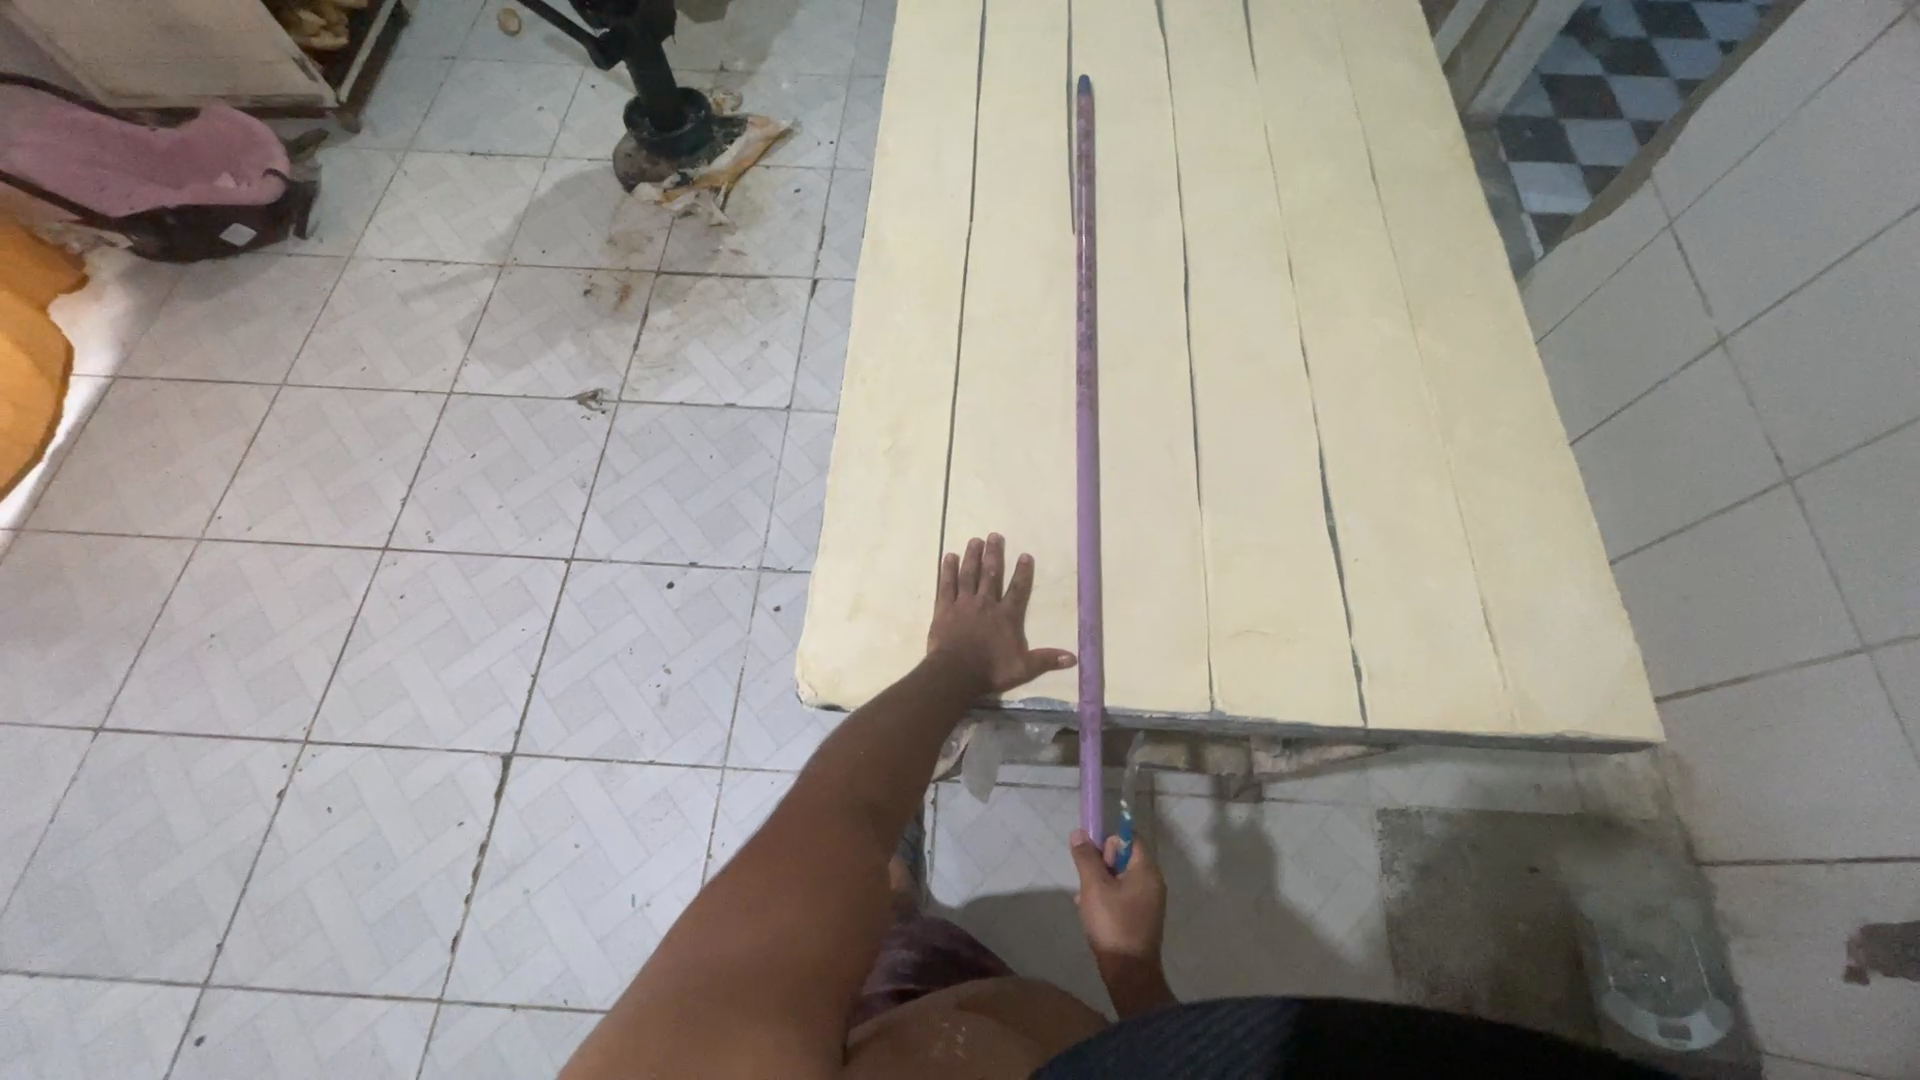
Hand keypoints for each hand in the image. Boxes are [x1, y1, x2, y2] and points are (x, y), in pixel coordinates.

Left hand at [927, 534, 1075, 693]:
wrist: (956, 673)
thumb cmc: (991, 670)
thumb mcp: (1024, 668)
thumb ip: (1046, 659)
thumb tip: (1073, 658)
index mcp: (1006, 616)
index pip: (1018, 590)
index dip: (1023, 572)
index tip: (1025, 555)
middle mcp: (986, 604)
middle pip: (991, 574)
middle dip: (994, 554)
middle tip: (994, 536)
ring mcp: (963, 604)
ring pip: (968, 575)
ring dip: (972, 556)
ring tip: (974, 540)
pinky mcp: (944, 609)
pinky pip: (946, 585)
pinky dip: (947, 570)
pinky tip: (948, 557)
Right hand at [1069, 829, 1166, 966]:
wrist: (1129, 972)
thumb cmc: (1112, 924)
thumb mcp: (1093, 887)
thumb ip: (1086, 857)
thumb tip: (1079, 833)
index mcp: (1146, 870)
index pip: (1130, 838)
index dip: (1109, 841)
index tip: (1092, 856)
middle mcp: (1152, 882)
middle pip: (1124, 857)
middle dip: (1101, 865)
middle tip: (1089, 882)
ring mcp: (1148, 901)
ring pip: (1120, 878)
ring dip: (1100, 883)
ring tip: (1084, 899)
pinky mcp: (1141, 917)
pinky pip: (1122, 895)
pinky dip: (1106, 897)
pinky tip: (1089, 910)